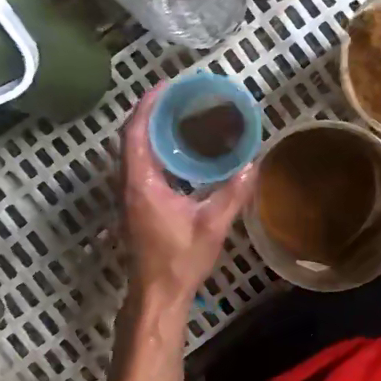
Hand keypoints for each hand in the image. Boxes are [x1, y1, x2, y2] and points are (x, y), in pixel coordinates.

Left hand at [119, 83, 256, 332]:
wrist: (156, 293)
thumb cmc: (179, 260)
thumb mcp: (211, 226)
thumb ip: (232, 194)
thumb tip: (252, 166)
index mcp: (141, 184)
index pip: (136, 134)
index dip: (146, 106)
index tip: (164, 87)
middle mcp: (128, 184)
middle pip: (131, 137)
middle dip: (149, 112)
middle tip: (175, 96)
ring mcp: (129, 195)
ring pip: (132, 151)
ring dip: (149, 129)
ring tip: (176, 114)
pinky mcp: (134, 204)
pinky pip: (138, 164)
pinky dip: (152, 147)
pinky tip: (175, 149)